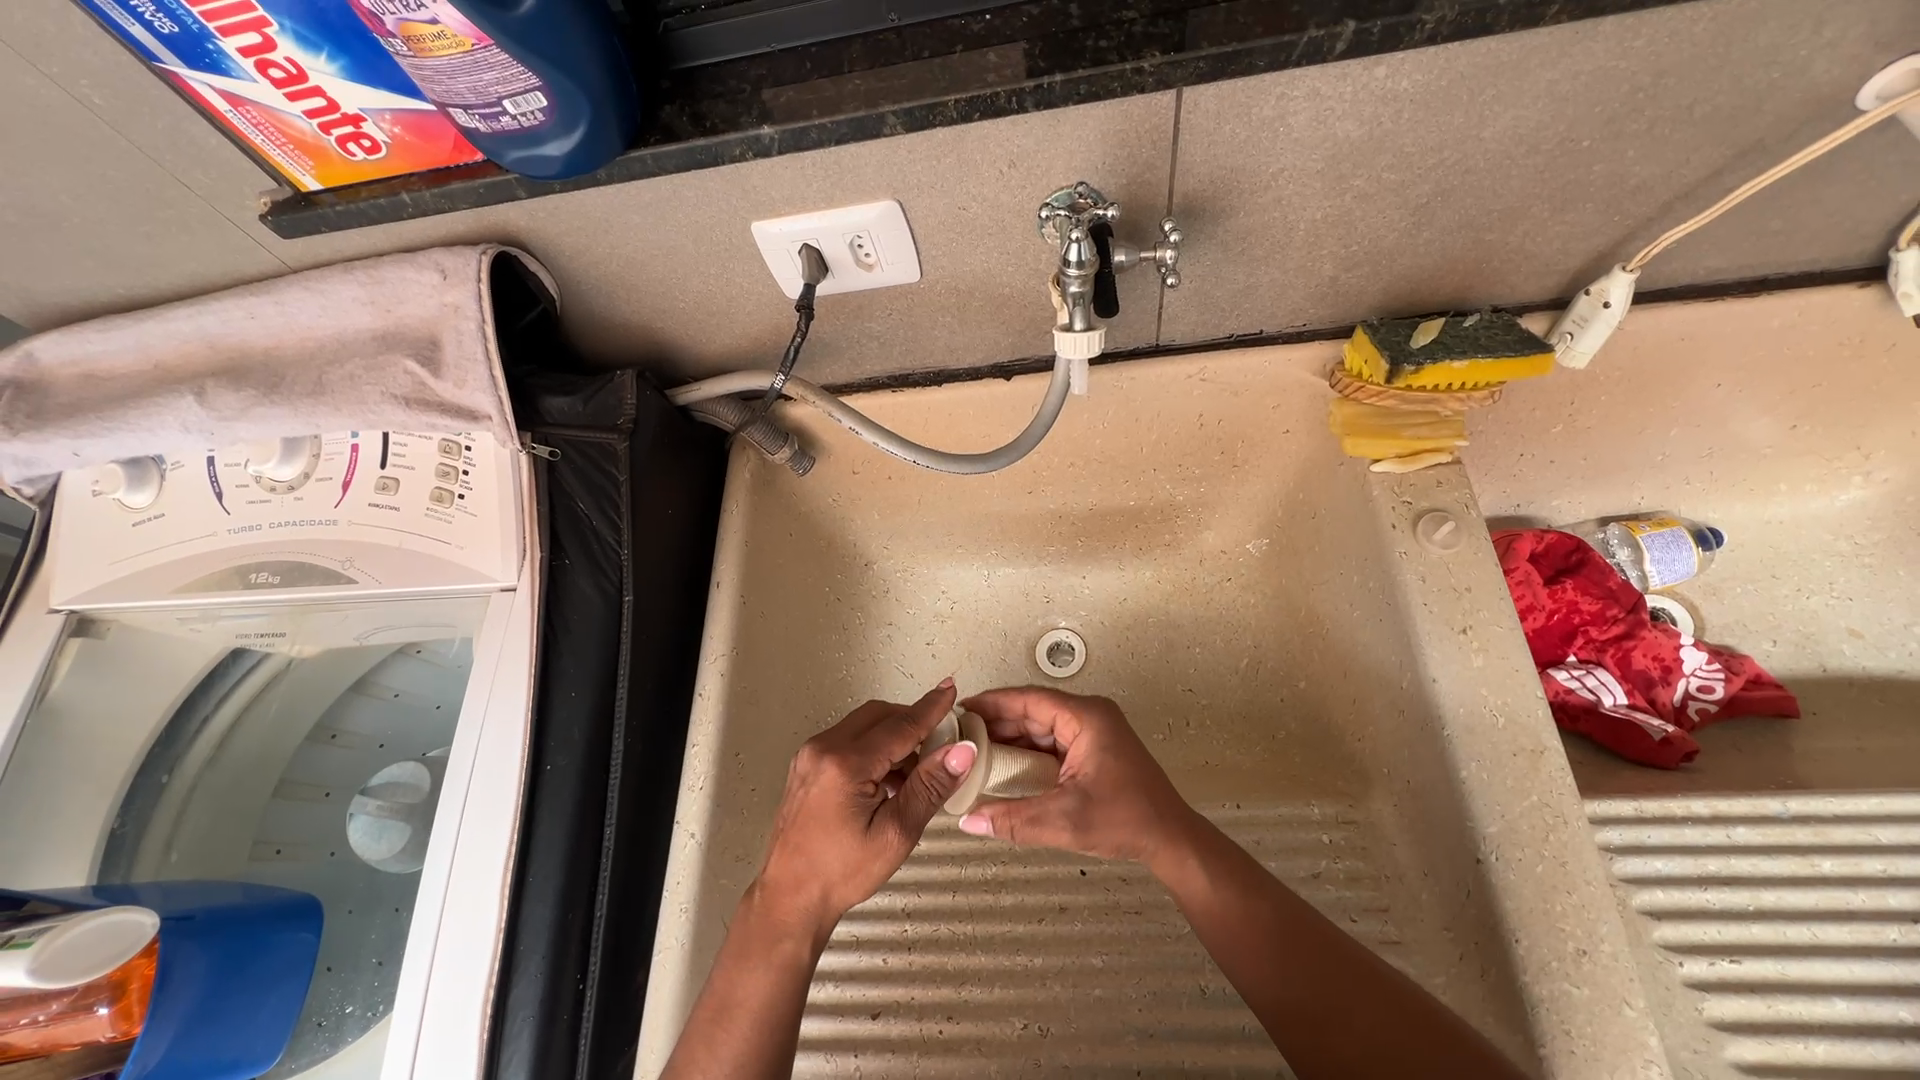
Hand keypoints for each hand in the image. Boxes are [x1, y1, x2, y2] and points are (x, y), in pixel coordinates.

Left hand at [752, 679, 978, 939]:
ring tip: (917, 773)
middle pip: (880, 716)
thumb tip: (960, 751)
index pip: (900, 725)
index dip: (931, 708)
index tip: (951, 689)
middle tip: (942, 743)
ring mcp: (811, 756)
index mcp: (845, 763)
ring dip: (894, 737)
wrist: (791, 898)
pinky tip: (890, 780)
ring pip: (864, 725)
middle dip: (913, 723)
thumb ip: (929, 786)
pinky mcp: (808, 766)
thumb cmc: (840, 873)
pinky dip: (875, 749)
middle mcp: (823, 749)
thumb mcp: (896, 833)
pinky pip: (849, 740)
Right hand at [956, 686, 1199, 865]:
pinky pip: (1050, 743)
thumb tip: (969, 821)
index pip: (1028, 699)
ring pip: (1039, 727)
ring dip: (1009, 739)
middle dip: (995, 723)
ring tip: (973, 753)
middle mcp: (1089, 717)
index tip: (961, 710)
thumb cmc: (1128, 820)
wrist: (1170, 838)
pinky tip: (1002, 768)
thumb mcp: (1064, 821)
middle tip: (960, 738)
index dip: (992, 703)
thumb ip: (1012, 820)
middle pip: (1031, 711)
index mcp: (1086, 718)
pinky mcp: (1091, 750)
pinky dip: (1025, 753)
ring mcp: (1092, 733)